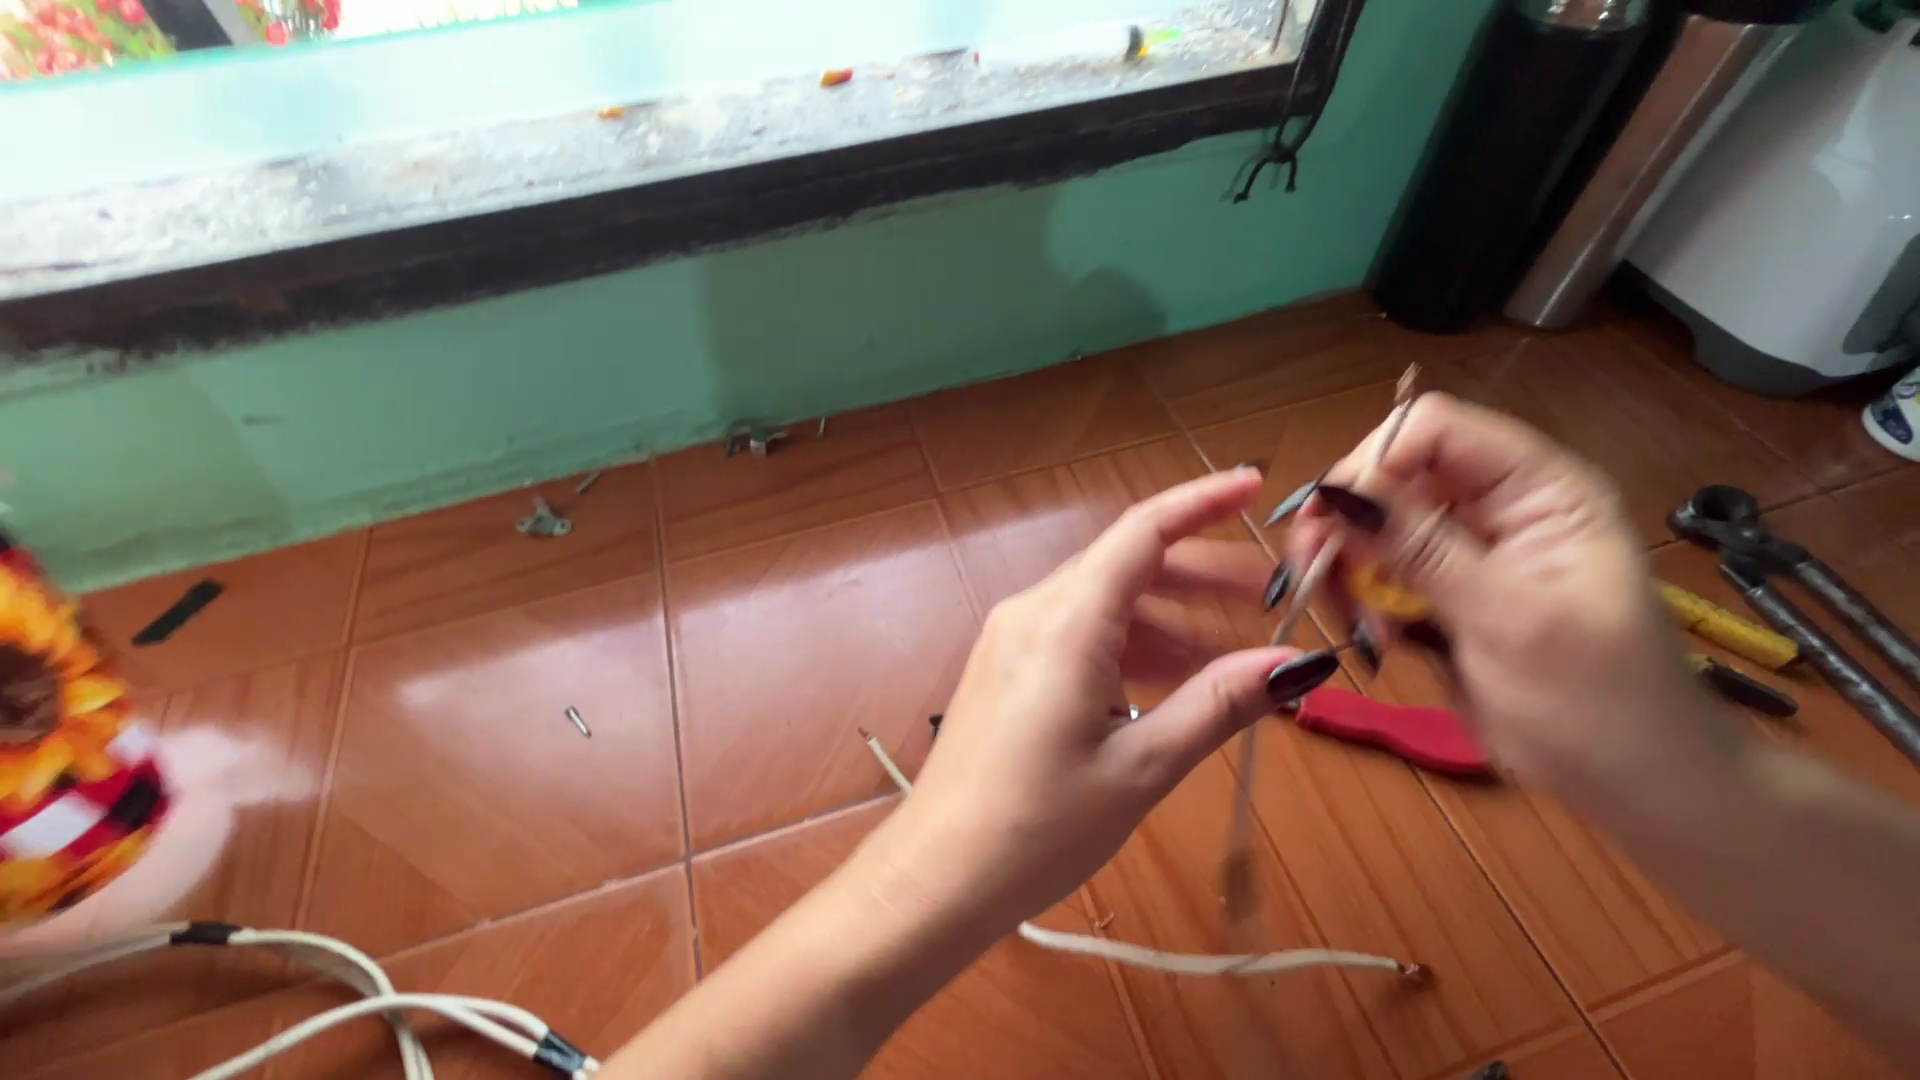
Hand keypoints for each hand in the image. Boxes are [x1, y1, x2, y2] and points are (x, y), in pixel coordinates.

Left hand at [864, 469, 1315, 936]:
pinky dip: (1131, 648)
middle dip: (1200, 577)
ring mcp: (1012, 639)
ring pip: (1105, 605)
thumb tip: (1295, 663)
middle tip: (1270, 600)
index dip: (1200, 502)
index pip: (1142, 532)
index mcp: (1065, 622)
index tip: (1252, 484)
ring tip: (1233, 656)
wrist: (938, 875)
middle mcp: (1033, 612)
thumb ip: (1216, 704)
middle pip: (1128, 567)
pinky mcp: (1005, 669)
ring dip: (1170, 621)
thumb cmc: (1039, 826)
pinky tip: (1171, 684)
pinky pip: (1079, 636)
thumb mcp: (1140, 768)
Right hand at [1287, 393, 1737, 807]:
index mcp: (1538, 487)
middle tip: (1315, 577)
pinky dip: (1356, 596)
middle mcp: (1496, 502)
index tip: (1334, 524)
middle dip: (1345, 520)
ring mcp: (1463, 545)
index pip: (1433, 428)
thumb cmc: (1595, 702)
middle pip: (1387, 471)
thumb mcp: (1508, 617)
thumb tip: (1336, 492)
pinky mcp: (1438, 585)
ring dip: (1345, 565)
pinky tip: (1375, 637)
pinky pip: (1372, 567)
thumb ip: (1423, 548)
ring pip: (1368, 521)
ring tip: (1354, 621)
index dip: (1374, 463)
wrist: (1631, 781)